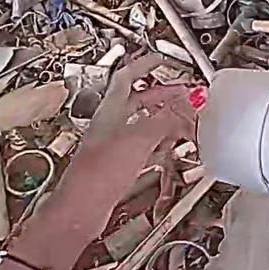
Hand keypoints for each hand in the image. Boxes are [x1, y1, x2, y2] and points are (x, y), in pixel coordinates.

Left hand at [32, 54, 199, 235]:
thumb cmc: (97, 175)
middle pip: (137, 100)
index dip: (145, 65)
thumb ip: (165, 119)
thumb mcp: (138, 140)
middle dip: (162, 94)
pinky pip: (142, 147)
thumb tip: (187, 102)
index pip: (127, 77)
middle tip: (183, 92)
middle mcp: (109, 125)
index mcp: (110, 111)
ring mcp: (113, 145)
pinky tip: (168, 147)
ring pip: (142, 124)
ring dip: (163, 118)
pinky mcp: (118, 166)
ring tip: (183, 117)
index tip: (162, 59)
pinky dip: (158, 143)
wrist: (81, 210)